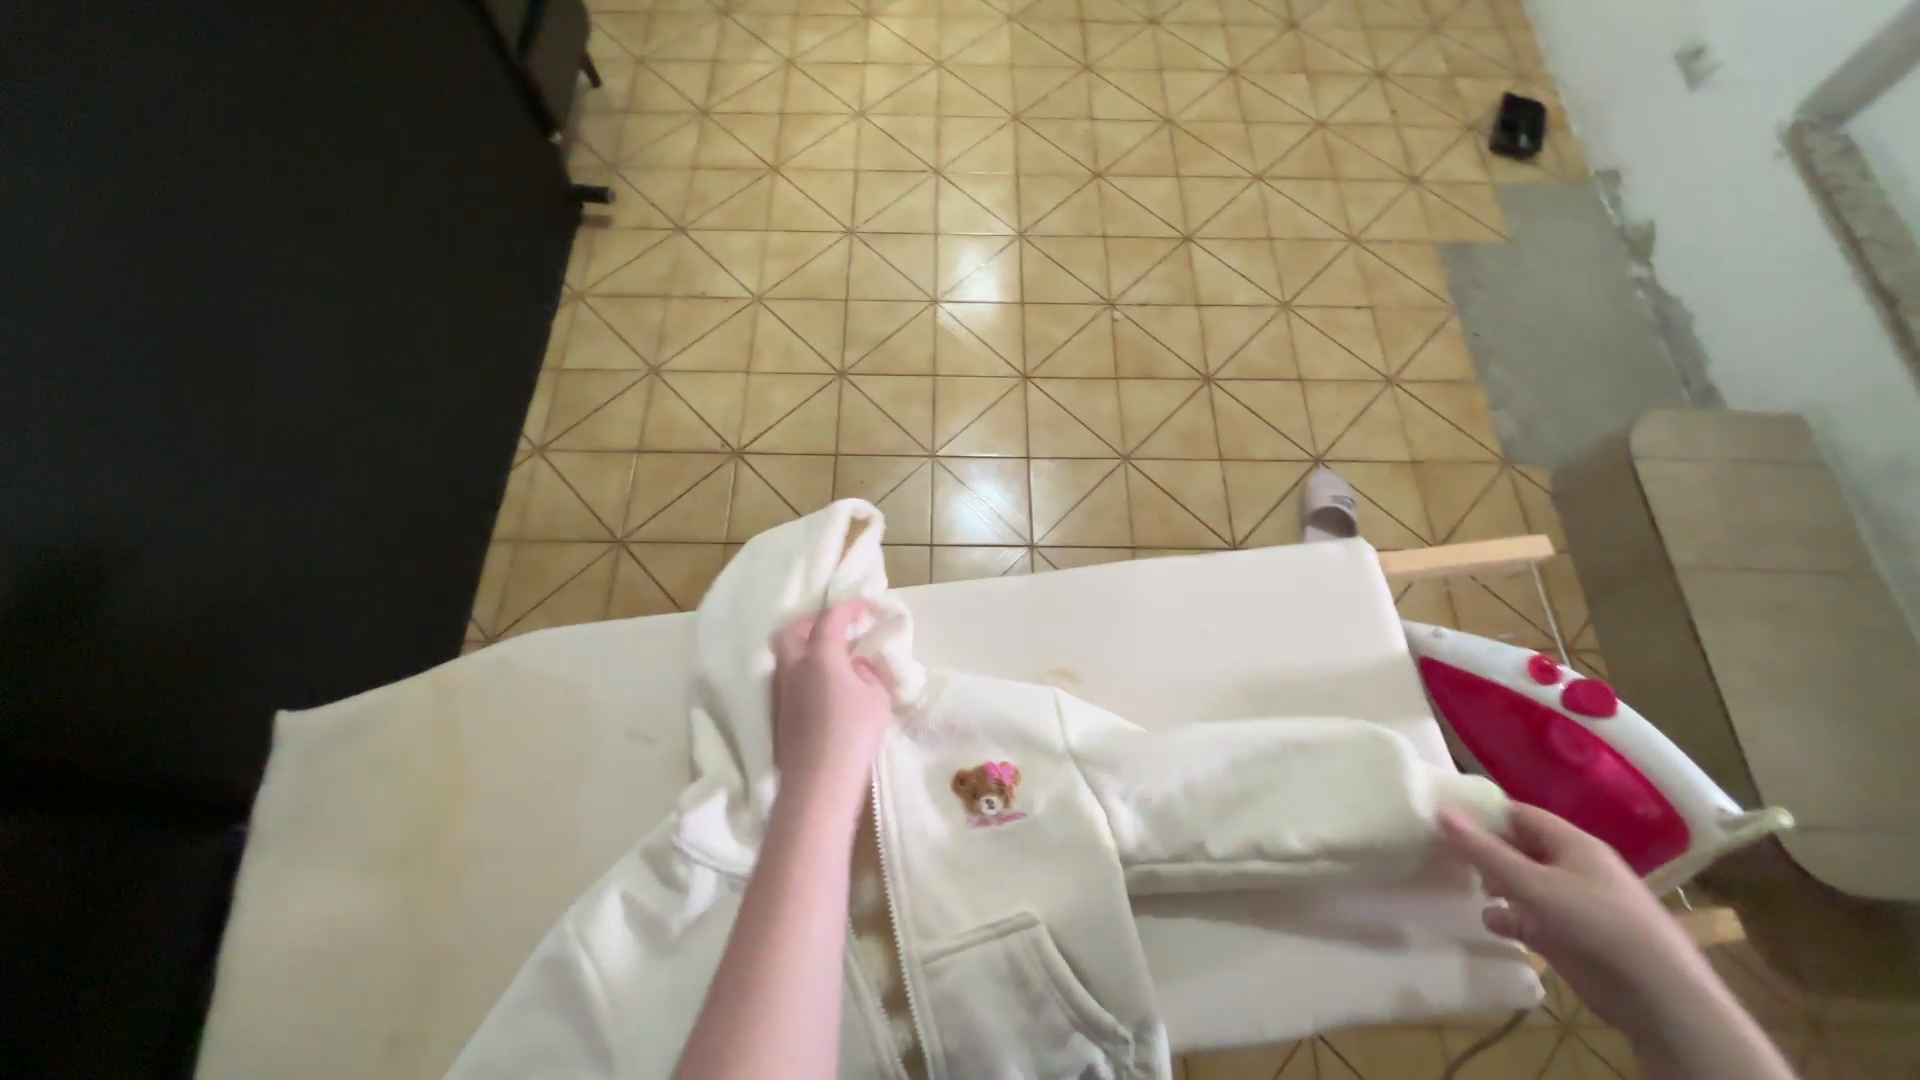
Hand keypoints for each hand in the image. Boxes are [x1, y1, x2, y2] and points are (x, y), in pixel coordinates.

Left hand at [771, 600, 893, 809]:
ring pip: (785, 656)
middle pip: (792, 631)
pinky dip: (803, 670)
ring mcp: (780, 691)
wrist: (819, 781)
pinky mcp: (778, 714)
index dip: (848, 609)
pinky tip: (823, 686)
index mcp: (819, 655)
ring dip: (804, 646)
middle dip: (813, 622)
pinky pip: (787, 678)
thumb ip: (867, 672)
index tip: (864, 608)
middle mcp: (792, 667)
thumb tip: (855, 666)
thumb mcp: (877, 696)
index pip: (830, 619)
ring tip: (830, 655)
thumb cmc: (854, 732)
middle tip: (836, 626)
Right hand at [1438, 804, 1714, 1036]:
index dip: (1484, 813)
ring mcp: (1572, 904)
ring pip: (1522, 883)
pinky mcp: (1569, 936)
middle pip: (1519, 847)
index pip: (1520, 814)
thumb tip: (1441, 811)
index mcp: (1573, 845)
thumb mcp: (1533, 883)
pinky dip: (1509, 918)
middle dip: (1486, 850)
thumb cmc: (1595, 923)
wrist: (1657, 996)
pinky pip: (1530, 918)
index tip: (1445, 818)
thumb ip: (1485, 850)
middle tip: (1446, 854)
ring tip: (1468, 887)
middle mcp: (1572, 868)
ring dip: (1495, 885)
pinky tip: (1493, 923)